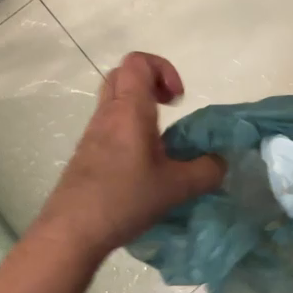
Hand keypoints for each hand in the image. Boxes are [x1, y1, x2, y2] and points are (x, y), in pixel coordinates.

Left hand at [32, 52, 224, 255]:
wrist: (72, 230)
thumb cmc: (124, 199)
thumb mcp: (177, 187)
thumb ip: (206, 171)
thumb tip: (220, 162)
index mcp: (129, 110)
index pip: (138, 62)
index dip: (163, 69)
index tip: (177, 100)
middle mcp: (108, 114)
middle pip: (123, 75)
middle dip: (150, 83)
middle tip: (169, 108)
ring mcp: (92, 133)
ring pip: (113, 100)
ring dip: (138, 109)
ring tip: (159, 142)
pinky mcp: (85, 154)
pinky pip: (107, 125)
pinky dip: (127, 131)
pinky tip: (141, 165)